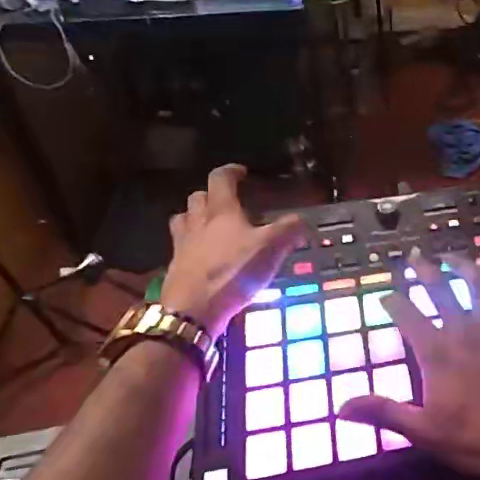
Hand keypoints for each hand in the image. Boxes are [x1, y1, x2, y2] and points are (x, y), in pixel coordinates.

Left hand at [160, 165, 306, 330]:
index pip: (221, 178)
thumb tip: (303, 220)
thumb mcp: (270, 249)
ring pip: (183, 219)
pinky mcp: (175, 266)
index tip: (241, 173)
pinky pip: (180, 246)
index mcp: (221, 210)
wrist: (192, 309)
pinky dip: (191, 244)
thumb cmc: (232, 272)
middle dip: (211, 194)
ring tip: (210, 226)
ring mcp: (182, 244)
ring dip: (195, 217)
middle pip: (198, 197)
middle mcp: (197, 221)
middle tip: (227, 203)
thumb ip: (288, 231)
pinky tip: (202, 256)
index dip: (231, 171)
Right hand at [338, 249, 479, 479]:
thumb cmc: (475, 439)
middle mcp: (463, 331)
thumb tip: (340, 409)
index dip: (392, 302)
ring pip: (477, 284)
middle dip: (424, 270)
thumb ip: (383, 413)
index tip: (384, 295)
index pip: (406, 316)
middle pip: (440, 289)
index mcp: (437, 353)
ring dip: (462, 265)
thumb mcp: (423, 431)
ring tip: (450, 256)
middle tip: (414, 257)